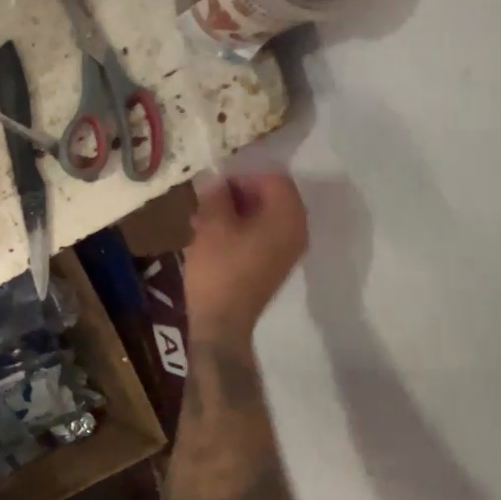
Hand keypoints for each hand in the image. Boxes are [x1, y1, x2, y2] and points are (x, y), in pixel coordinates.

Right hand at [184, 173, 308, 344]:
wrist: (223, 323)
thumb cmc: (218, 271)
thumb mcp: (212, 227)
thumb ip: (215, 196)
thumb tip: (213, 177)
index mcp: (288, 214)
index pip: (272, 178)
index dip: (242, 176)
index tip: (213, 185)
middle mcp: (297, 229)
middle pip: (270, 198)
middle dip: (238, 196)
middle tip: (206, 203)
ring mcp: (288, 251)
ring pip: (263, 219)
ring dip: (236, 215)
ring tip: (204, 222)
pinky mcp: (274, 267)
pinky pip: (261, 239)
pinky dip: (241, 233)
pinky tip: (214, 242)